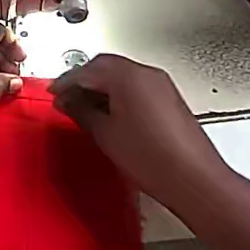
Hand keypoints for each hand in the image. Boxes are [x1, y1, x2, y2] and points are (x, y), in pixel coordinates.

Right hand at [53, 54, 231, 206]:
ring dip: (100, 87)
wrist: (195, 182)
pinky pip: (136, 87)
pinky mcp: (170, 99)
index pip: (86, 70)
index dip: (65, 82)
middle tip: (66, 98)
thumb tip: (68, 102)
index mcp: (127, 76)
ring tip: (85, 108)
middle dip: (83, 81)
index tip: (54, 93)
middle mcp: (146, 74)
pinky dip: (118, 94)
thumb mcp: (104, 134)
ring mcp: (161, 85)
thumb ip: (80, 111)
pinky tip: (109, 114)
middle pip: (104, 67)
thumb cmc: (154, 159)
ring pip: (121, 76)